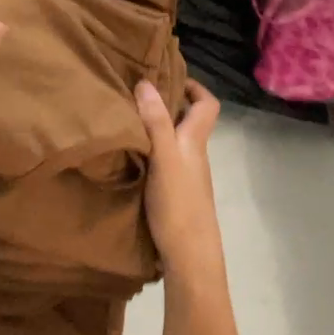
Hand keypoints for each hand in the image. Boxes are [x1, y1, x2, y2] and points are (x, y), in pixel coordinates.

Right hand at [137, 80, 224, 280]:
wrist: (189, 258)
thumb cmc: (179, 205)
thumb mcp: (164, 158)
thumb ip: (156, 122)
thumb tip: (146, 83)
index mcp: (195, 142)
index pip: (207, 104)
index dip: (194, 87)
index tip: (169, 76)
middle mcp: (194, 156)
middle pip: (188, 121)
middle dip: (167, 104)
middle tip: (137, 93)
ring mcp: (185, 177)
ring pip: (174, 142)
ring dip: (155, 128)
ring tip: (125, 120)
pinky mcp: (174, 196)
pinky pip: (163, 162)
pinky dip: (149, 152)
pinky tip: (127, 157)